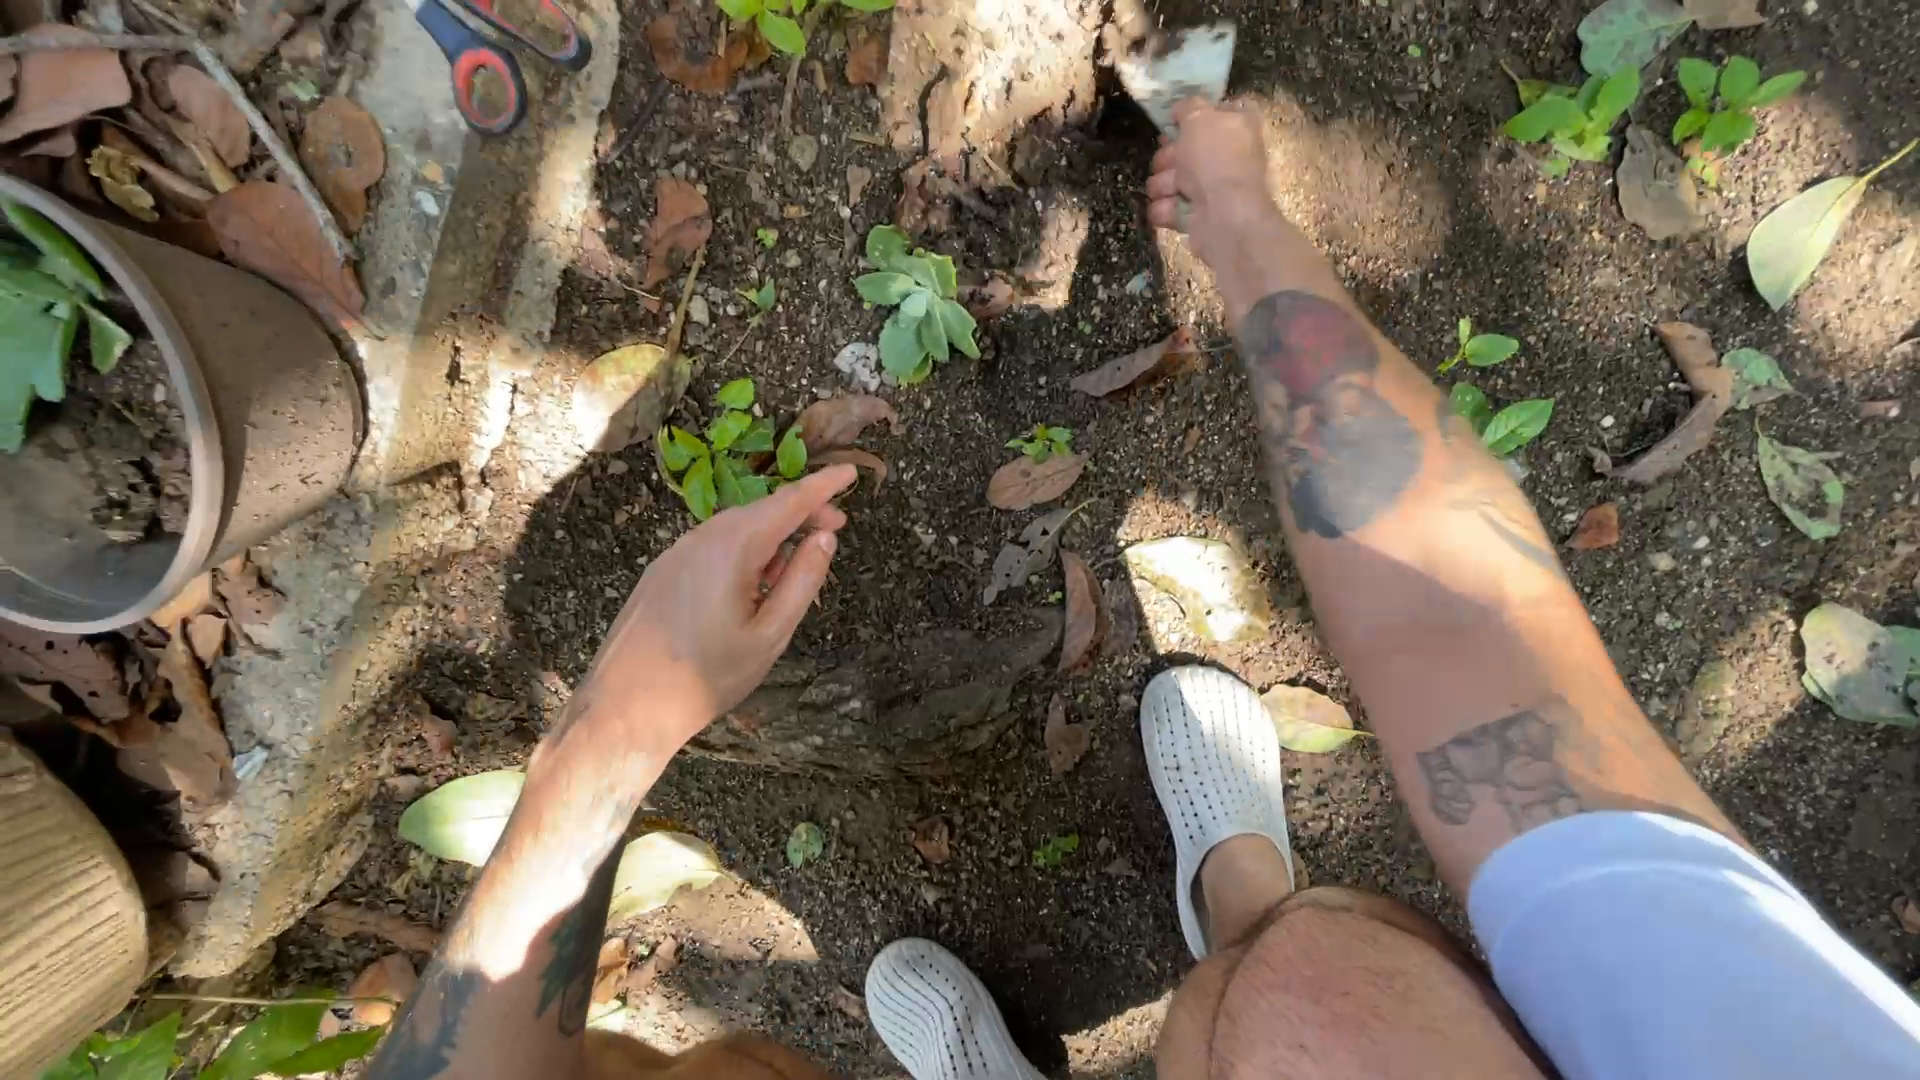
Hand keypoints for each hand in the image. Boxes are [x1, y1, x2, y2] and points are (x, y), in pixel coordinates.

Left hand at [566, 464, 856, 753]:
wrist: (625, 707)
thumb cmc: (707, 676)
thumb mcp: (770, 635)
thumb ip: (802, 581)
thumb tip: (826, 537)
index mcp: (732, 548)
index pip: (789, 502)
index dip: (823, 485)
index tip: (850, 472)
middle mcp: (701, 539)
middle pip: (762, 511)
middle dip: (802, 515)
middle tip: (835, 530)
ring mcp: (676, 553)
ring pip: (736, 529)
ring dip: (773, 538)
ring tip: (791, 577)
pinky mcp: (662, 571)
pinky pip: (713, 547)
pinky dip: (744, 552)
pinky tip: (751, 589)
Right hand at [1147, 99, 1273, 259]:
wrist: (1223, 215)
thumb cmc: (1214, 159)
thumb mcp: (1198, 118)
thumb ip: (1187, 107)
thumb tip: (1179, 109)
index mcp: (1238, 125)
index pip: (1216, 112)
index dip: (1192, 117)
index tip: (1173, 123)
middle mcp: (1228, 155)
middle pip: (1187, 150)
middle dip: (1168, 156)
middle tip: (1164, 161)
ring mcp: (1214, 188)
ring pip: (1175, 181)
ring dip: (1162, 184)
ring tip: (1165, 189)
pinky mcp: (1199, 217)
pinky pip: (1172, 208)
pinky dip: (1165, 209)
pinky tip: (1166, 207)